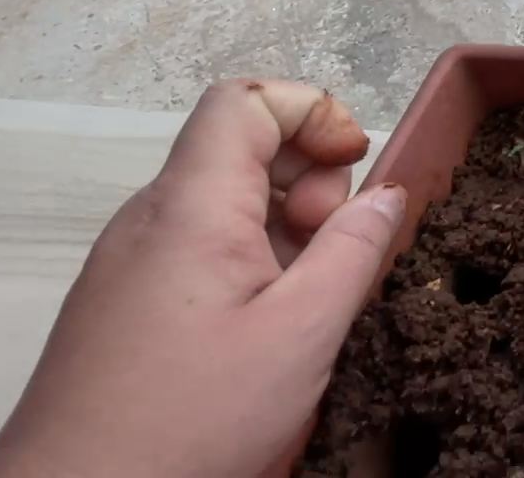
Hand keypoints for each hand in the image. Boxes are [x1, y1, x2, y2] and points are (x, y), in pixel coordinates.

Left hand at [0, 80, 407, 477]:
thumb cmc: (187, 422)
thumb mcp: (305, 328)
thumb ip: (357, 244)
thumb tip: (386, 192)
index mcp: (188, 211)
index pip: (245, 102)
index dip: (314, 110)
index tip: (355, 163)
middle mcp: (153, 221)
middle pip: (249, 146)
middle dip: (317, 178)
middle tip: (335, 244)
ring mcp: (139, 261)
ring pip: (239, 196)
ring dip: (297, 221)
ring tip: (311, 288)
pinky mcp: (136, 298)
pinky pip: (216, 239)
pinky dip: (267, 253)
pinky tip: (280, 312)